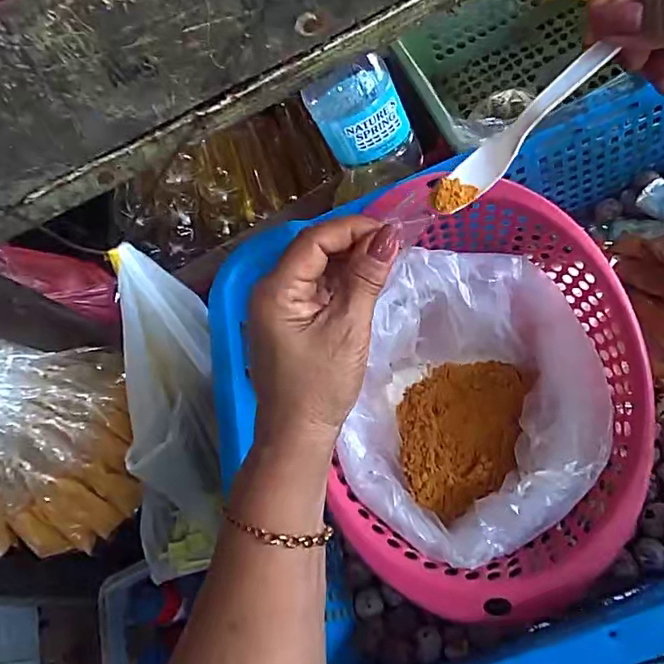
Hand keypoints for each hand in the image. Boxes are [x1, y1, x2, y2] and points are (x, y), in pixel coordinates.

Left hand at [247, 216, 400, 447]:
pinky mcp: (289, 317)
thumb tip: (390, 235)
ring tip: (385, 259)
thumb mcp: (349, 327)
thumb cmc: (320, 386)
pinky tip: (366, 280)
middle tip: (394, 245)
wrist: (297, 435)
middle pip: (313, 248)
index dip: (353, 228)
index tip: (392, 231)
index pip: (314, 239)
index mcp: (276, 288)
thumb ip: (367, 277)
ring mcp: (278, 303)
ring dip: (350, 260)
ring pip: (316, 265)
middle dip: (353, 241)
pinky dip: (341, 280)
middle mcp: (270, 288)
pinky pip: (316, 285)